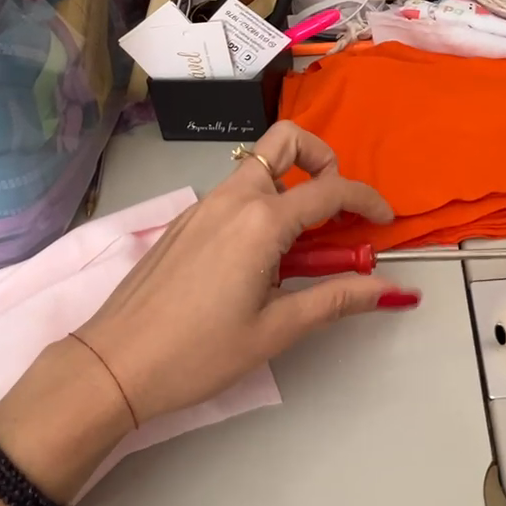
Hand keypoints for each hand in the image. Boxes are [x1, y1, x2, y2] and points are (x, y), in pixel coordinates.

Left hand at [73, 121, 419, 424]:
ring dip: (293, 184)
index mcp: (262, 219)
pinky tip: (260, 256)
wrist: (114, 363)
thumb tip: (391, 291)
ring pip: (260, 166)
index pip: (330, 190)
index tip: (385, 220)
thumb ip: (336, 300)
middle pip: (288, 141)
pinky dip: (264, 202)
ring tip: (302, 242)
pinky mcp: (187, 219)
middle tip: (335, 206)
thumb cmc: (199, 352)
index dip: (367, 200)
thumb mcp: (275, 330)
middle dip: (322, 158)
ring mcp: (205, 203)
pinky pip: (237, 191)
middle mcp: (235, 196)